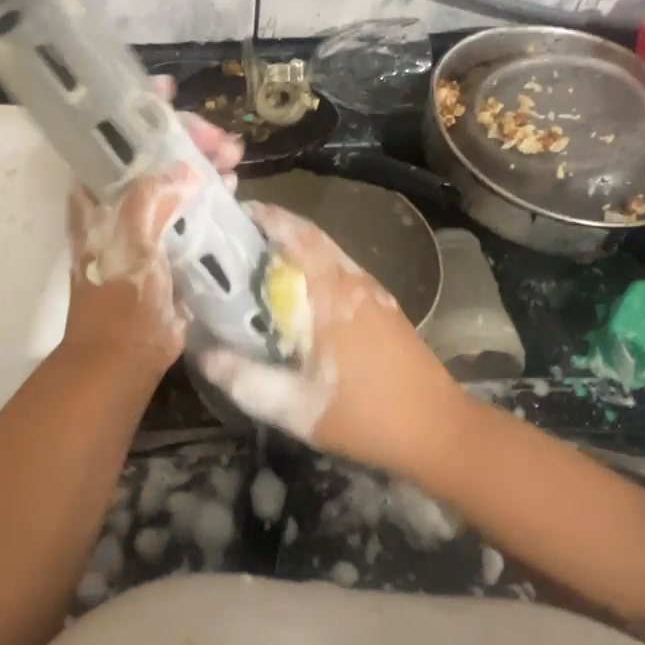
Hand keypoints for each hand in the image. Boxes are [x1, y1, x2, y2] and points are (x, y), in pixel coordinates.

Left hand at [57, 76, 243, 378]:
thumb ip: (149, 202)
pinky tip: (230, 186)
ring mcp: (146, 220)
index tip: (168, 91)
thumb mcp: (129, 247)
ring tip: (234, 157)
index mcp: (98, 195)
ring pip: (176, 174)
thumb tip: (184, 171)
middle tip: (221, 140)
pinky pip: (191, 204)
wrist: (126, 356)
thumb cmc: (118, 301)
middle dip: (187, 136)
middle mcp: (119, 200)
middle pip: (153, 151)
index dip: (138, 109)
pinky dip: (210, 190)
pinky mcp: (168, 241)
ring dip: (204, 160)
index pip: (114, 137)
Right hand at [197, 203, 469, 475]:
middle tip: (233, 235)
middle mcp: (354, 281)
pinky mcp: (382, 307)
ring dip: (293, 245)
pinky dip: (311, 265)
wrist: (440, 432)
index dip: (263, 217)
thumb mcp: (296, 409)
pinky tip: (294, 291)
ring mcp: (373, 292)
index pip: (295, 235)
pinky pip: (339, 270)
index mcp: (333, 294)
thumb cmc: (367, 418)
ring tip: (255, 258)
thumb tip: (203, 353)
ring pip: (327, 251)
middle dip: (273, 226)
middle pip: (310, 236)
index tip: (230, 212)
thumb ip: (245, 380)